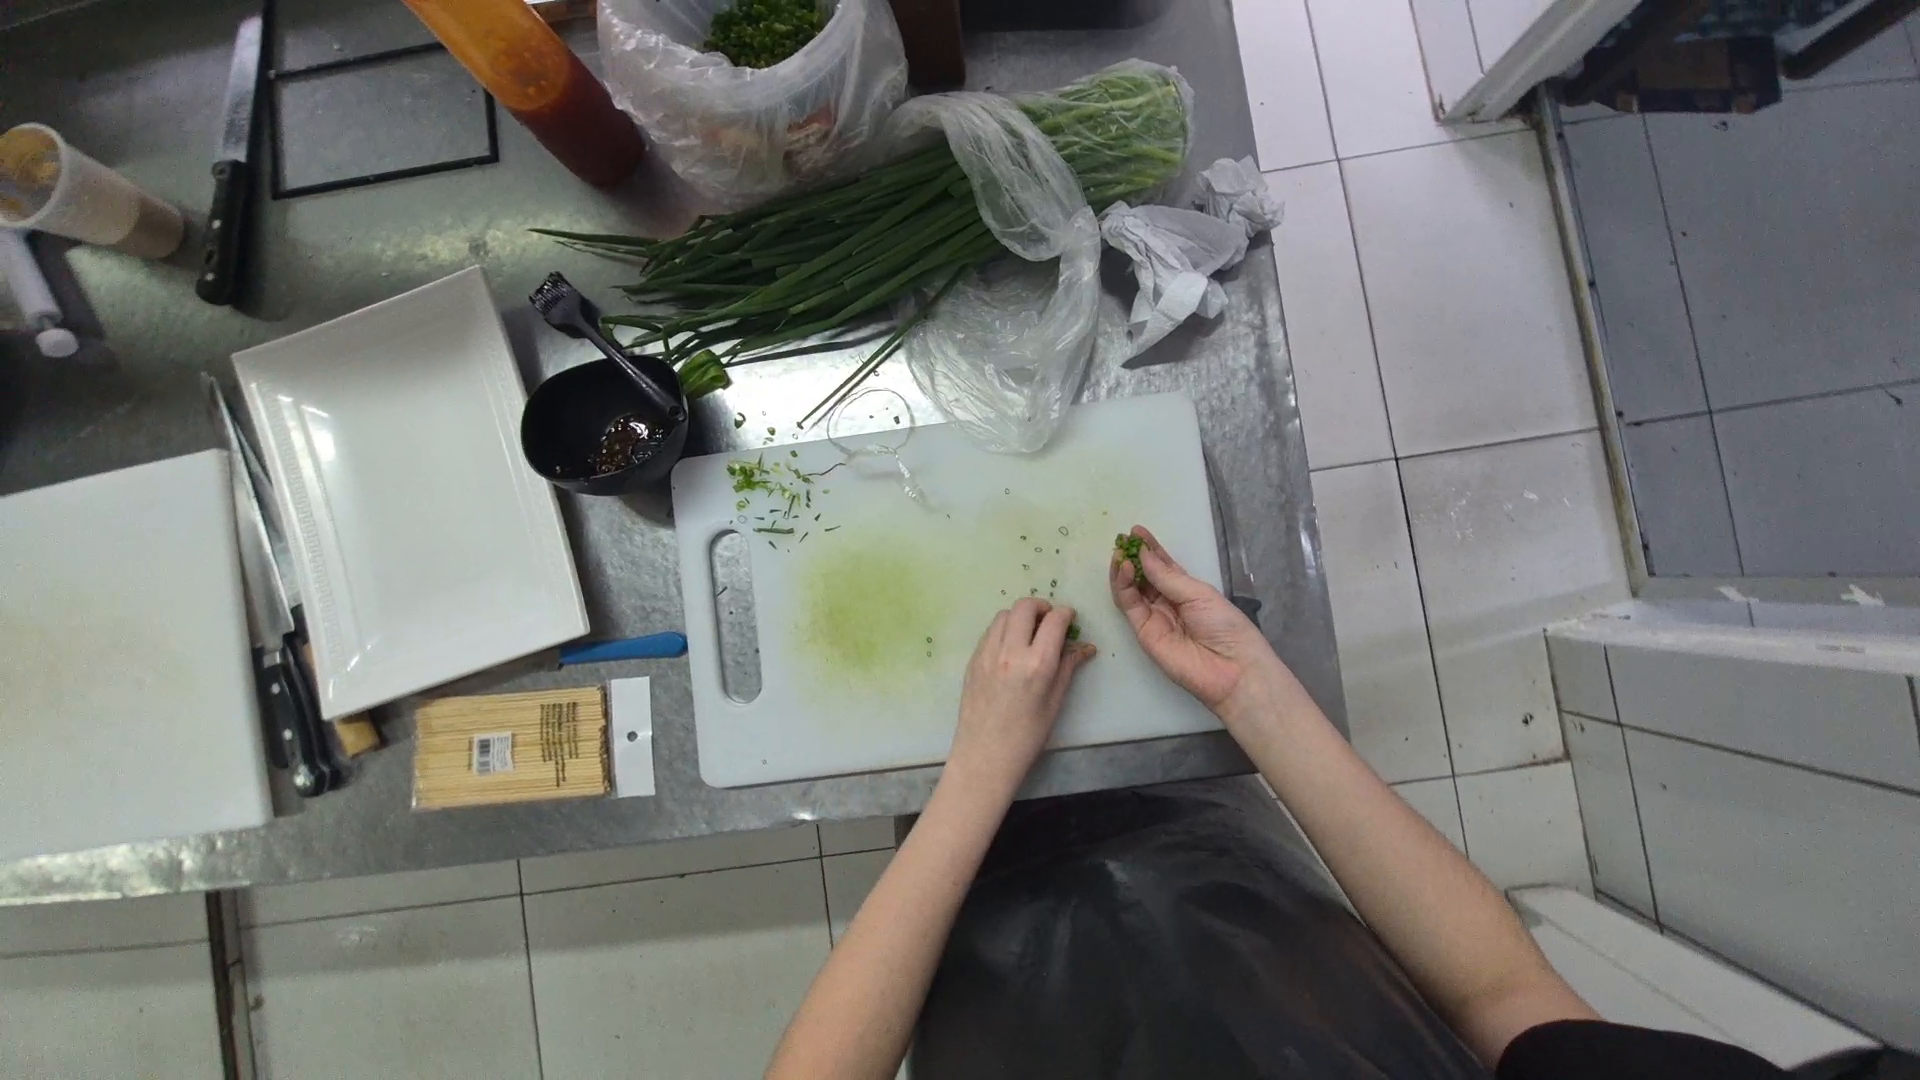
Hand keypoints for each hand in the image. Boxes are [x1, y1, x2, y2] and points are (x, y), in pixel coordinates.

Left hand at [947, 598, 1096, 793]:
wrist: (985, 756)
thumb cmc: (1027, 736)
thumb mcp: (1055, 702)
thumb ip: (1068, 668)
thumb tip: (1084, 647)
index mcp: (1037, 664)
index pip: (1054, 621)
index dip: (1066, 614)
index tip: (1070, 619)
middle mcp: (1011, 651)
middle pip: (1025, 607)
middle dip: (1042, 607)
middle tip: (1049, 621)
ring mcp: (987, 653)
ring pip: (1004, 614)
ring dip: (1020, 616)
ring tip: (1029, 633)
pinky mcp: (973, 659)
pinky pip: (990, 631)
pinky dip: (1004, 629)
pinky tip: (1011, 647)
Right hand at [1111, 525, 1281, 716]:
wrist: (1231, 668)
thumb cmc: (1225, 626)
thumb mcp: (1199, 594)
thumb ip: (1167, 577)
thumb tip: (1143, 555)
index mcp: (1186, 589)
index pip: (1163, 565)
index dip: (1150, 548)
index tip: (1136, 531)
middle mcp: (1167, 601)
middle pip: (1143, 576)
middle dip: (1132, 556)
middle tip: (1121, 539)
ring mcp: (1153, 616)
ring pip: (1131, 589)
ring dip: (1123, 569)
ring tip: (1120, 553)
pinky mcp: (1142, 631)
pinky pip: (1128, 605)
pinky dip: (1123, 586)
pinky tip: (1124, 569)